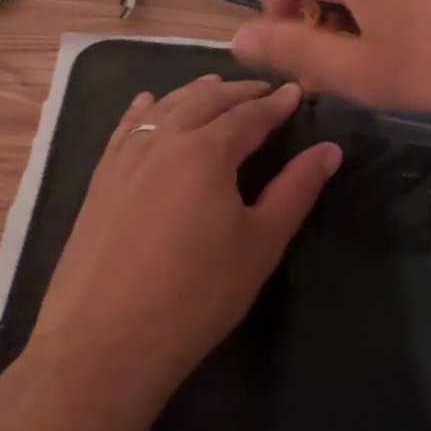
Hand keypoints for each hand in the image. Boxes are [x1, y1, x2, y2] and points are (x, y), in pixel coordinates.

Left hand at [32, 76, 342, 388]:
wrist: (104, 344)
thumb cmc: (196, 294)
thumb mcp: (261, 243)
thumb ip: (297, 189)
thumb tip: (330, 149)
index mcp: (207, 151)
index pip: (250, 115)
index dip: (277, 103)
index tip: (297, 91)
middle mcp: (163, 141)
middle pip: (206, 101)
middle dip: (238, 91)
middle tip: (264, 88)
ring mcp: (125, 159)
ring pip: (164, 108)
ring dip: (195, 93)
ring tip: (216, 86)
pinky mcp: (100, 182)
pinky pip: (126, 129)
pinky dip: (145, 109)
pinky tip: (149, 103)